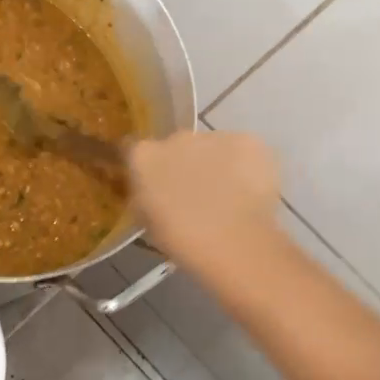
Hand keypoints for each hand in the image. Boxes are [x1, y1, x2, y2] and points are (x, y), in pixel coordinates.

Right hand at [128, 131, 281, 268]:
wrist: (233, 242)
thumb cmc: (180, 239)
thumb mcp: (145, 219)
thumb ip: (143, 194)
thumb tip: (149, 188)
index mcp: (144, 156)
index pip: (131, 148)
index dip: (141, 164)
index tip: (148, 180)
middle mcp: (176, 137)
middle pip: (176, 145)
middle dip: (181, 162)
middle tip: (190, 192)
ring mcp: (214, 137)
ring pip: (211, 146)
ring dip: (213, 162)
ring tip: (225, 193)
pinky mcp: (248, 141)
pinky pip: (241, 150)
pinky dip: (243, 164)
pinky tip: (247, 188)